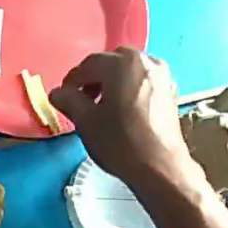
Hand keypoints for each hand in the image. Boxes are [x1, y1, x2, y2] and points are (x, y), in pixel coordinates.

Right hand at [50, 48, 210, 198]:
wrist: (158, 166)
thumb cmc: (119, 143)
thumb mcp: (86, 122)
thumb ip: (68, 101)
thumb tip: (57, 93)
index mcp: (122, 64)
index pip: (88, 64)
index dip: (71, 81)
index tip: (63, 97)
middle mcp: (145, 61)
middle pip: (110, 61)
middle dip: (94, 78)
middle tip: (83, 101)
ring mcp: (161, 74)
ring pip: (128, 68)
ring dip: (112, 81)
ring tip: (103, 106)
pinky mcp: (169, 89)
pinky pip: (143, 79)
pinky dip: (129, 87)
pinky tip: (122, 110)